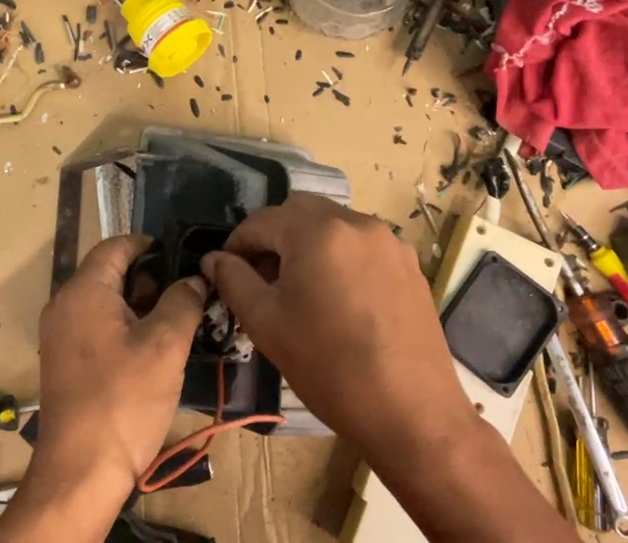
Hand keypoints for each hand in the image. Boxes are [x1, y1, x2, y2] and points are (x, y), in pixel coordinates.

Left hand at [32, 234, 204, 497]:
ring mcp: (60, 334)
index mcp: (83, 290)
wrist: (81, 469)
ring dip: (139, 308)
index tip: (184, 260)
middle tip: (188, 299)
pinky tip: (152, 353)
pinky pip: (95, 328)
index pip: (116, 246)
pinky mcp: (64, 361)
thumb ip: (182, 302)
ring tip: (177, 327)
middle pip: (110, 273)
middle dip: (150, 281)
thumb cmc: (124, 399)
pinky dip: (123, 330)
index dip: (151, 247)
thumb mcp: (165, 346)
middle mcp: (64, 304)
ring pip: (105, 303)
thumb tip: (195, 279)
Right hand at [201, 194, 477, 454]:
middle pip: (298, 212)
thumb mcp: (266, 323)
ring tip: (299, 289)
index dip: (237, 244)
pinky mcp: (409, 264)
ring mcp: (388, 241)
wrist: (412, 414)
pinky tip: (336, 298)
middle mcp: (355, 222)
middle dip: (273, 237)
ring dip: (306, 244)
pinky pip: (360, 245)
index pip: (261, 221)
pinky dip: (338, 257)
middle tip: (261, 278)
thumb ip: (233, 280)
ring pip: (332, 225)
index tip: (226, 273)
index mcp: (316, 231)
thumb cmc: (328, 367)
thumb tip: (214, 259)